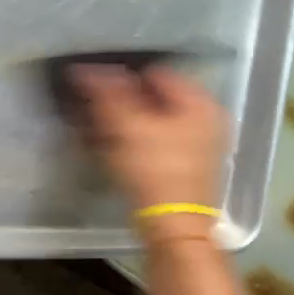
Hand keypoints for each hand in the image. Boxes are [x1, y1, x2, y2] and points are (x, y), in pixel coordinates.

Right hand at [71, 66, 226, 215]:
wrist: (173, 225)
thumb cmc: (153, 169)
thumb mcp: (125, 125)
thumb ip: (106, 92)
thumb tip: (86, 69)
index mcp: (200, 103)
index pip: (155, 73)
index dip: (122, 76)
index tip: (94, 87)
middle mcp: (207, 118)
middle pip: (155, 96)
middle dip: (121, 99)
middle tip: (92, 107)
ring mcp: (200, 143)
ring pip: (153, 118)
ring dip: (123, 119)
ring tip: (95, 127)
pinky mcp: (187, 164)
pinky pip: (155, 138)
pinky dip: (132, 137)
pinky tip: (109, 146)